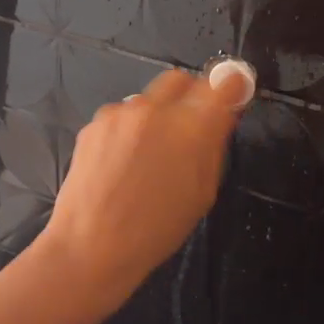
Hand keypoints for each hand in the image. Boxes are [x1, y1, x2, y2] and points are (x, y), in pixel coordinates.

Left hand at [38, 68, 250, 302]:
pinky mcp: (94, 123)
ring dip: (155, 116)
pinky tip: (121, 162)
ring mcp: (121, 113)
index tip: (232, 92)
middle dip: (190, 95)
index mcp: (191, 129)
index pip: (222, 85)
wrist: (91, 244)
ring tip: (147, 157)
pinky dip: (128, 130)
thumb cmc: (156, 230)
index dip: (230, 86)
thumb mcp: (202, 194)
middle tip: (189, 126)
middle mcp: (156, 110)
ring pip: (148, 99)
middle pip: (180, 80)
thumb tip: (223, 115)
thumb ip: (214, 147)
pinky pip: (122, 116)